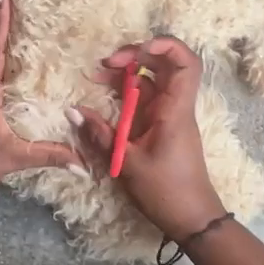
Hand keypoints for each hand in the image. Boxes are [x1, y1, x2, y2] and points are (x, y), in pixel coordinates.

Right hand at [69, 37, 227, 240]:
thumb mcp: (127, 164)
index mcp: (175, 110)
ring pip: (150, 81)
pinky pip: (142, 100)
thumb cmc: (165, 191)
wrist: (191, 219)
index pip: (185, 63)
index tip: (135, 49)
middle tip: (106, 63)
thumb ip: (100, 135)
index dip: (165, 45)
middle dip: (135, 55)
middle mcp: (174, 107)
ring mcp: (166, 116)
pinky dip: (124, 93)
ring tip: (97, 75)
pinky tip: (103, 95)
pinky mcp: (158, 127)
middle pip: (164, 64)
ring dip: (126, 73)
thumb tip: (72, 111)